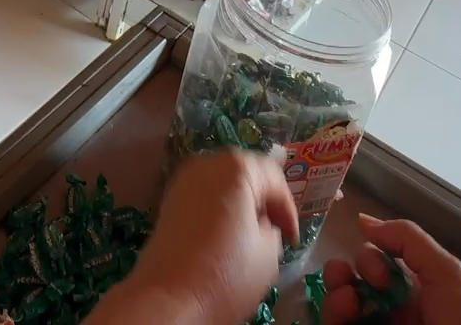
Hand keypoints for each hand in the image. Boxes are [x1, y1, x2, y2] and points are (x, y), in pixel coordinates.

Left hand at [84, 150, 300, 324]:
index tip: (292, 238)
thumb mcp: (269, 255)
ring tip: (249, 233)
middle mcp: (208, 162)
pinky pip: (204, 193)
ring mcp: (184, 177)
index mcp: (237, 167)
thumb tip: (263, 222)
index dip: (288, 209)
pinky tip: (223, 233)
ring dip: (240, 202)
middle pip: (247, 172)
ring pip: (223, 181)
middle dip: (263, 199)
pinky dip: (218, 207)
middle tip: (275, 230)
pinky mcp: (170, 197)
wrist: (168, 298)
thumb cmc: (225, 274)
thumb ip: (273, 227)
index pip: (275, 178)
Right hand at [321, 215, 460, 324]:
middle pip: (349, 285)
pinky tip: (340, 312)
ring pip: (337, 310)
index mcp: (411, 296)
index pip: (373, 268)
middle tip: (346, 280)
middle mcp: (390, 316)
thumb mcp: (448, 275)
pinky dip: (329, 316)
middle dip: (339, 273)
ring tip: (345, 300)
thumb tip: (362, 220)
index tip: (383, 276)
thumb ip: (407, 239)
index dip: (369, 261)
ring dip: (333, 295)